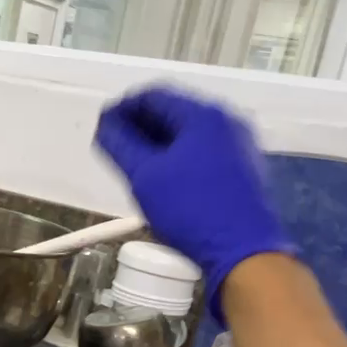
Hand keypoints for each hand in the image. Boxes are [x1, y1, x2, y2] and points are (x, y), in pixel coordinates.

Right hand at [95, 87, 293, 321]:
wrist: (242, 250)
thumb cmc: (189, 209)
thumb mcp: (144, 176)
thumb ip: (119, 144)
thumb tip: (105, 123)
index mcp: (203, 115)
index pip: (153, 96)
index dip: (123, 108)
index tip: (103, 127)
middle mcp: (225, 121)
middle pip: (173, 111)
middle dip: (140, 125)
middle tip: (115, 146)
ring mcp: (238, 144)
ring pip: (189, 132)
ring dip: (158, 141)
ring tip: (135, 163)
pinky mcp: (243, 167)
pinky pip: (203, 149)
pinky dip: (179, 154)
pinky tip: (163, 176)